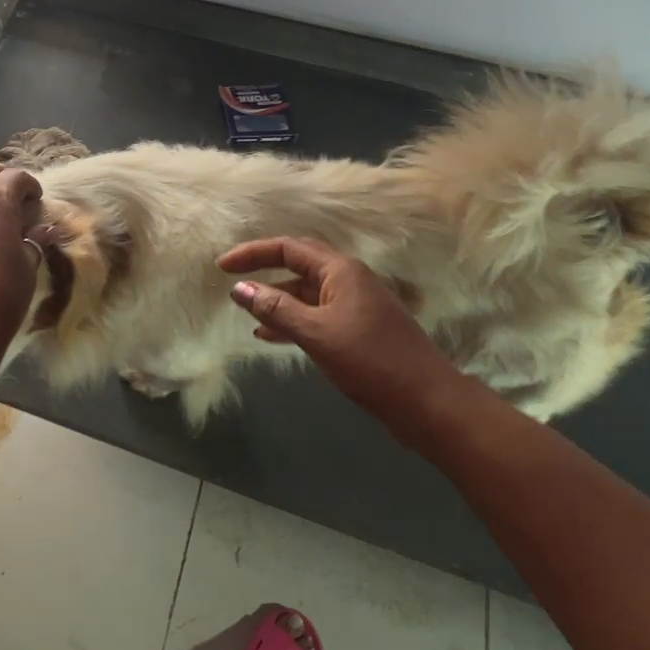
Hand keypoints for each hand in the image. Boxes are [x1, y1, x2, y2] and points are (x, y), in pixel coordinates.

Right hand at [219, 237, 465, 432]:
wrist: (426, 401)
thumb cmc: (370, 360)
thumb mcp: (316, 333)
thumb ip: (275, 309)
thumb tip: (239, 288)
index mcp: (341, 271)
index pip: (288, 248)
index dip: (253, 253)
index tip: (223, 267)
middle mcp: (349, 279)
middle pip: (298, 264)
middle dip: (264, 270)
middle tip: (232, 279)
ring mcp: (357, 304)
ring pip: (307, 292)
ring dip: (277, 299)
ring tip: (247, 312)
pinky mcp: (360, 329)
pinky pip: (317, 314)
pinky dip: (293, 320)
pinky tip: (271, 336)